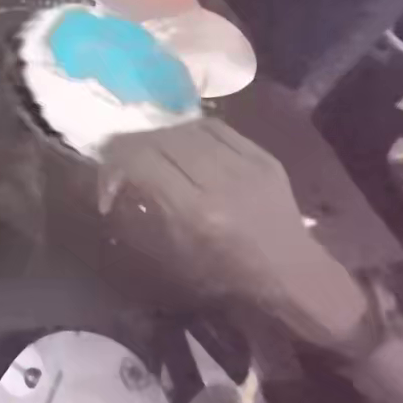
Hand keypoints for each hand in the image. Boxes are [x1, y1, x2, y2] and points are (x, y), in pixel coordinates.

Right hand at [98, 118, 369, 348]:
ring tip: (147, 150)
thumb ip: (151, 204)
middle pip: (161, 139)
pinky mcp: (262, 155)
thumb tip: (122, 176)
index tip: (107, 181)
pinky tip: (180, 142)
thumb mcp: (180, 248)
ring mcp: (246, 163)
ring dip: (157, 136)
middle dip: (129, 145)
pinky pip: (215, 127)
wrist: (295, 274)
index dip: (114, 164)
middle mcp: (221, 180)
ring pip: (185, 128)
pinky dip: (188, 131)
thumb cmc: (229, 274)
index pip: (143, 161)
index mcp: (198, 210)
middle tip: (117, 160)